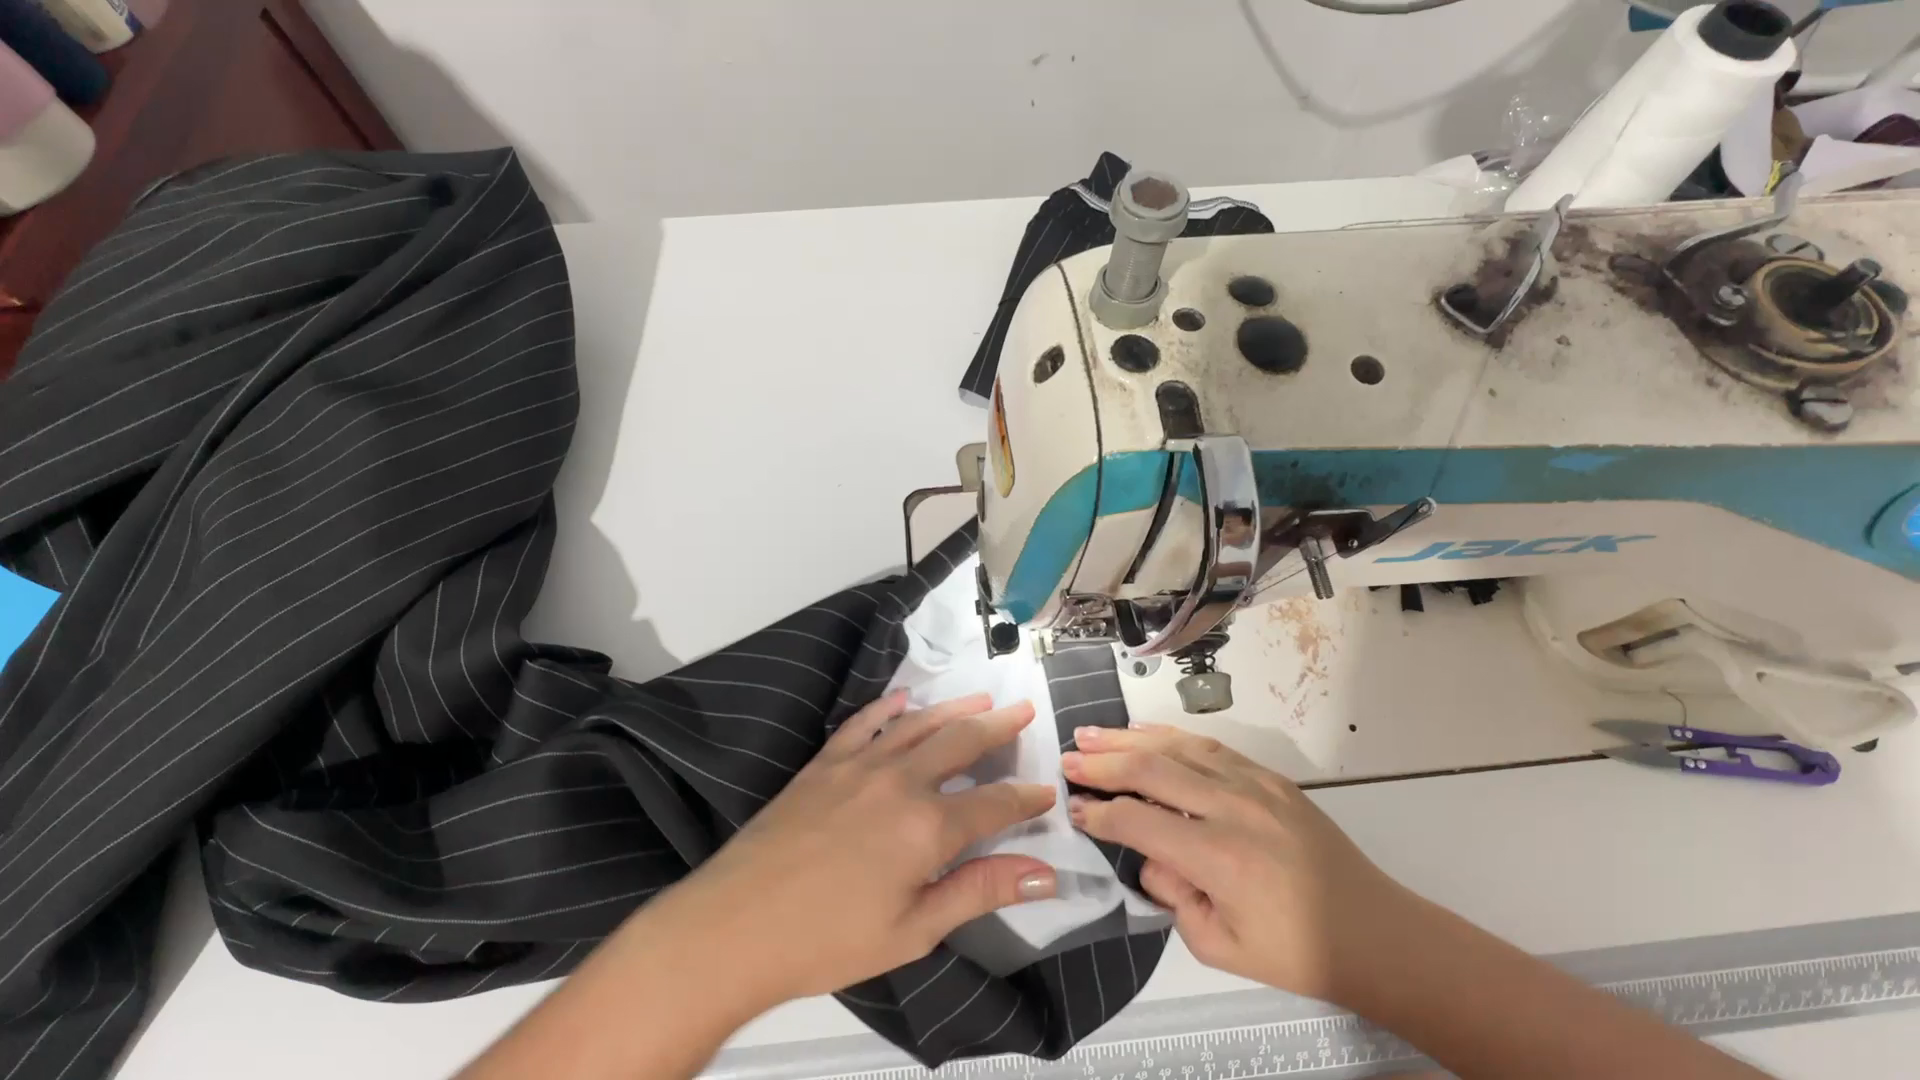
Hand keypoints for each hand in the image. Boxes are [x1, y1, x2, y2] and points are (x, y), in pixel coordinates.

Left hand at [661, 691, 1057, 1004]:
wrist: (735, 924)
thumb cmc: (829, 939)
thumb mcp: (915, 930)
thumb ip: (980, 891)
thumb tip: (1045, 874)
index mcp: (928, 826)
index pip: (995, 804)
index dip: (1026, 798)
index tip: (1047, 793)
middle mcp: (900, 782)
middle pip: (961, 743)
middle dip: (999, 727)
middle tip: (1024, 709)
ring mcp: (858, 766)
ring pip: (918, 725)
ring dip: (953, 709)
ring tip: (981, 699)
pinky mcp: (822, 764)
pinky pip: (863, 724)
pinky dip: (887, 708)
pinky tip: (902, 700)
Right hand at [1061, 725, 1410, 1005]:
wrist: (1374, 932)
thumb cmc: (1294, 951)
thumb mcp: (1219, 947)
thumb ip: (1172, 896)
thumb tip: (1151, 856)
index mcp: (1219, 857)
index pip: (1138, 821)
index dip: (1099, 813)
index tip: (1072, 809)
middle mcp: (1233, 809)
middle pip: (1152, 769)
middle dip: (1102, 763)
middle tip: (1066, 758)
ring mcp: (1254, 786)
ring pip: (1178, 746)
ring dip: (1128, 739)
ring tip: (1090, 733)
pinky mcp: (1270, 778)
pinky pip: (1211, 746)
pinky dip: (1171, 735)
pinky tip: (1144, 731)